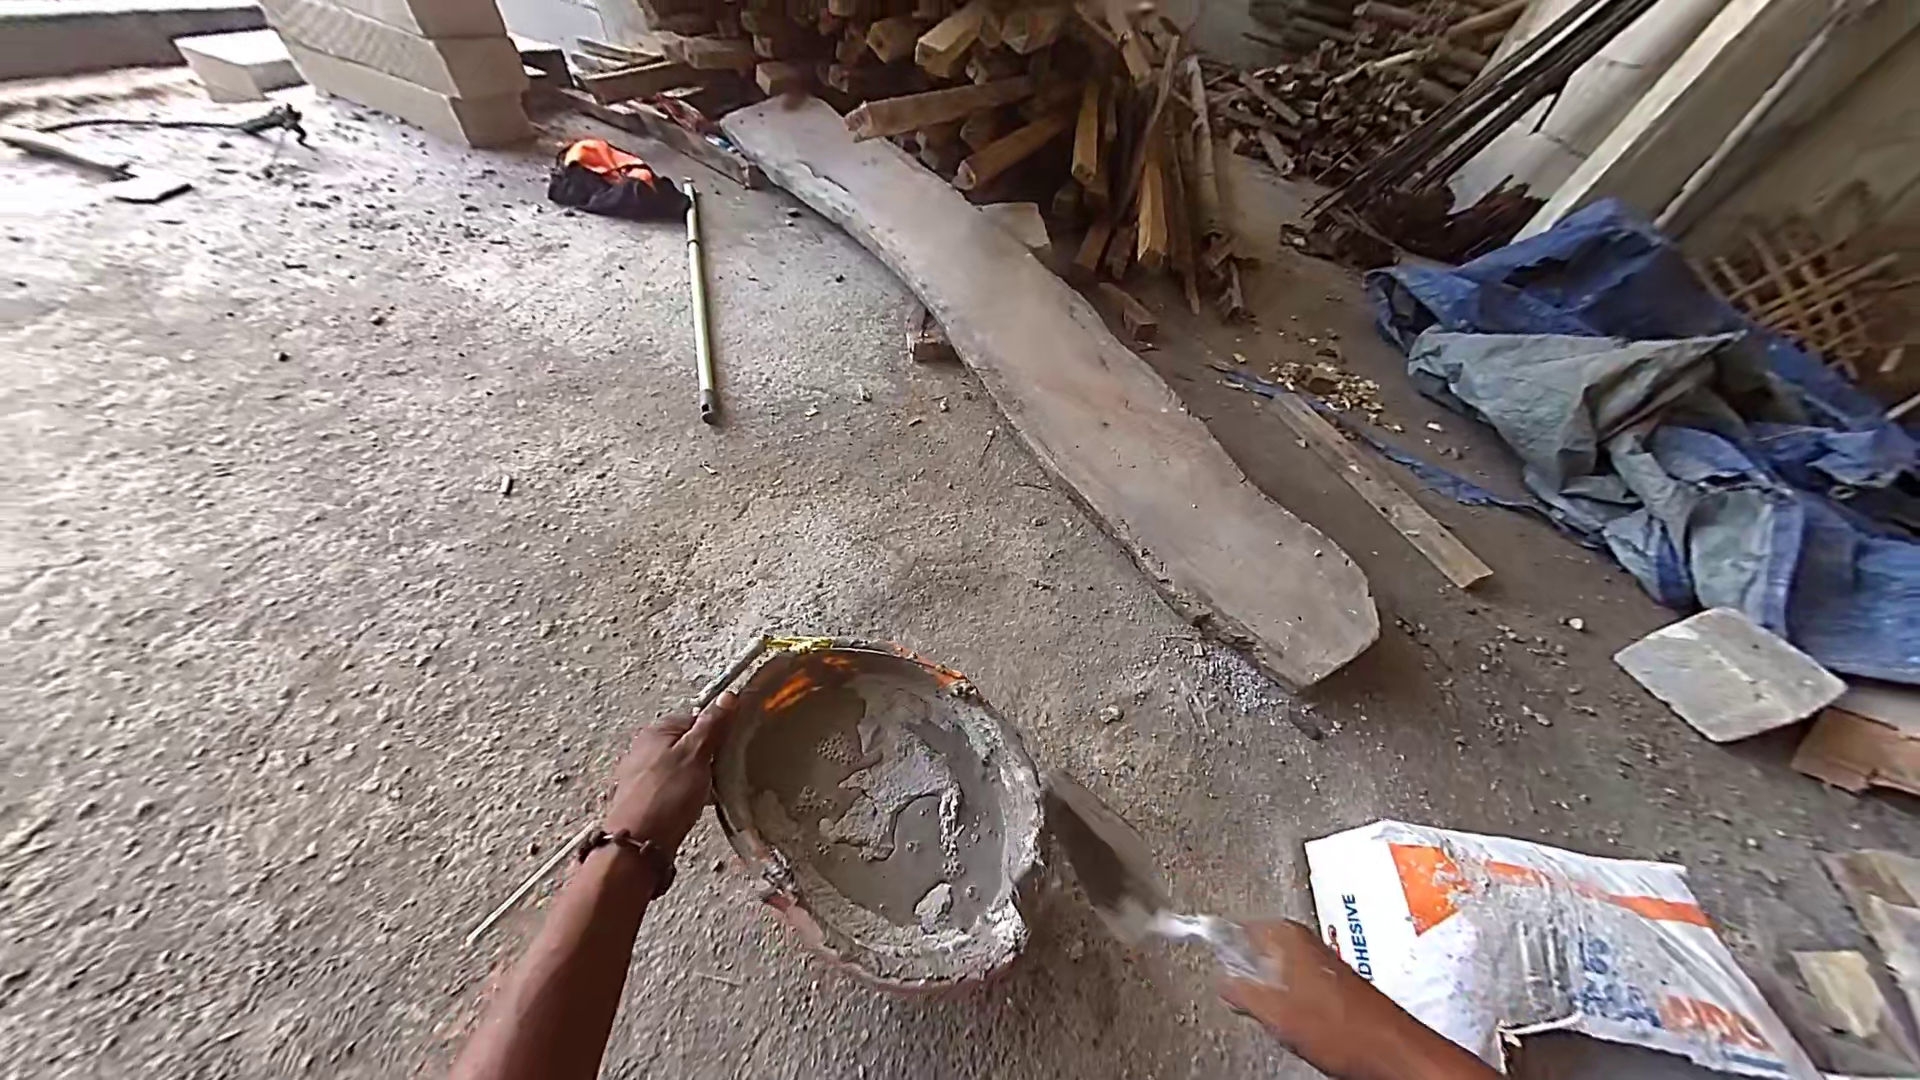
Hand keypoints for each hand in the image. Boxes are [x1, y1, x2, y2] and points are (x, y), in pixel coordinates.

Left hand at [602, 692, 737, 853]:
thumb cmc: (667, 795)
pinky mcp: (642, 800)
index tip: (727, 747)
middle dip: (707, 757)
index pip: (697, 718)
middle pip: (689, 743)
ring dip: (697, 777)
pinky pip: (672, 788)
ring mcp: (640, 776)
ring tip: (706, 792)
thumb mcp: (697, 753)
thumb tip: (728, 696)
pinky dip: (684, 794)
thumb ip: (713, 724)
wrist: (637, 847)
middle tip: (718, 772)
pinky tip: (691, 807)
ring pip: (682, 768)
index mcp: (656, 731)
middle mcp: (643, 749)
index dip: (716, 732)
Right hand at [1220, 919, 1495, 1079]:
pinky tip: (1301, 1020)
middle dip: (1250, 975)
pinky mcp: (1332, 978)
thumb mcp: (1273, 1011)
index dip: (1221, 953)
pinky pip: (1295, 982)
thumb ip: (1237, 989)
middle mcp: (1299, 935)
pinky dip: (1291, 998)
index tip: (1217, 969)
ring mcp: (1318, 955)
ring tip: (1282, 1015)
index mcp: (1282, 930)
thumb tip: (1221, 981)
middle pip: (1254, 950)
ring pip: (1275, 969)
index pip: (1232, 930)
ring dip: (1271, 989)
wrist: (1393, 1055)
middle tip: (1255, 1002)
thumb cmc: (1341, 1027)